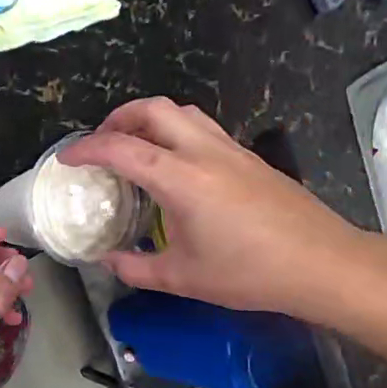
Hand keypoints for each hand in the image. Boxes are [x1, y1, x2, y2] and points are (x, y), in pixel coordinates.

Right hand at [58, 97, 371, 315]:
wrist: (319, 263)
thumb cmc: (248, 273)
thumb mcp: (182, 278)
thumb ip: (136, 268)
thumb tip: (107, 261)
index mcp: (182, 179)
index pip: (124, 150)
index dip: (88, 150)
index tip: (67, 159)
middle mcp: (205, 152)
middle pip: (155, 109)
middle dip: (119, 117)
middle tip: (101, 143)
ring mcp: (231, 150)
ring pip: (182, 113)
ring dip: (150, 120)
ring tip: (133, 148)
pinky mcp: (249, 158)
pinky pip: (202, 129)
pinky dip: (175, 133)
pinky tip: (173, 166)